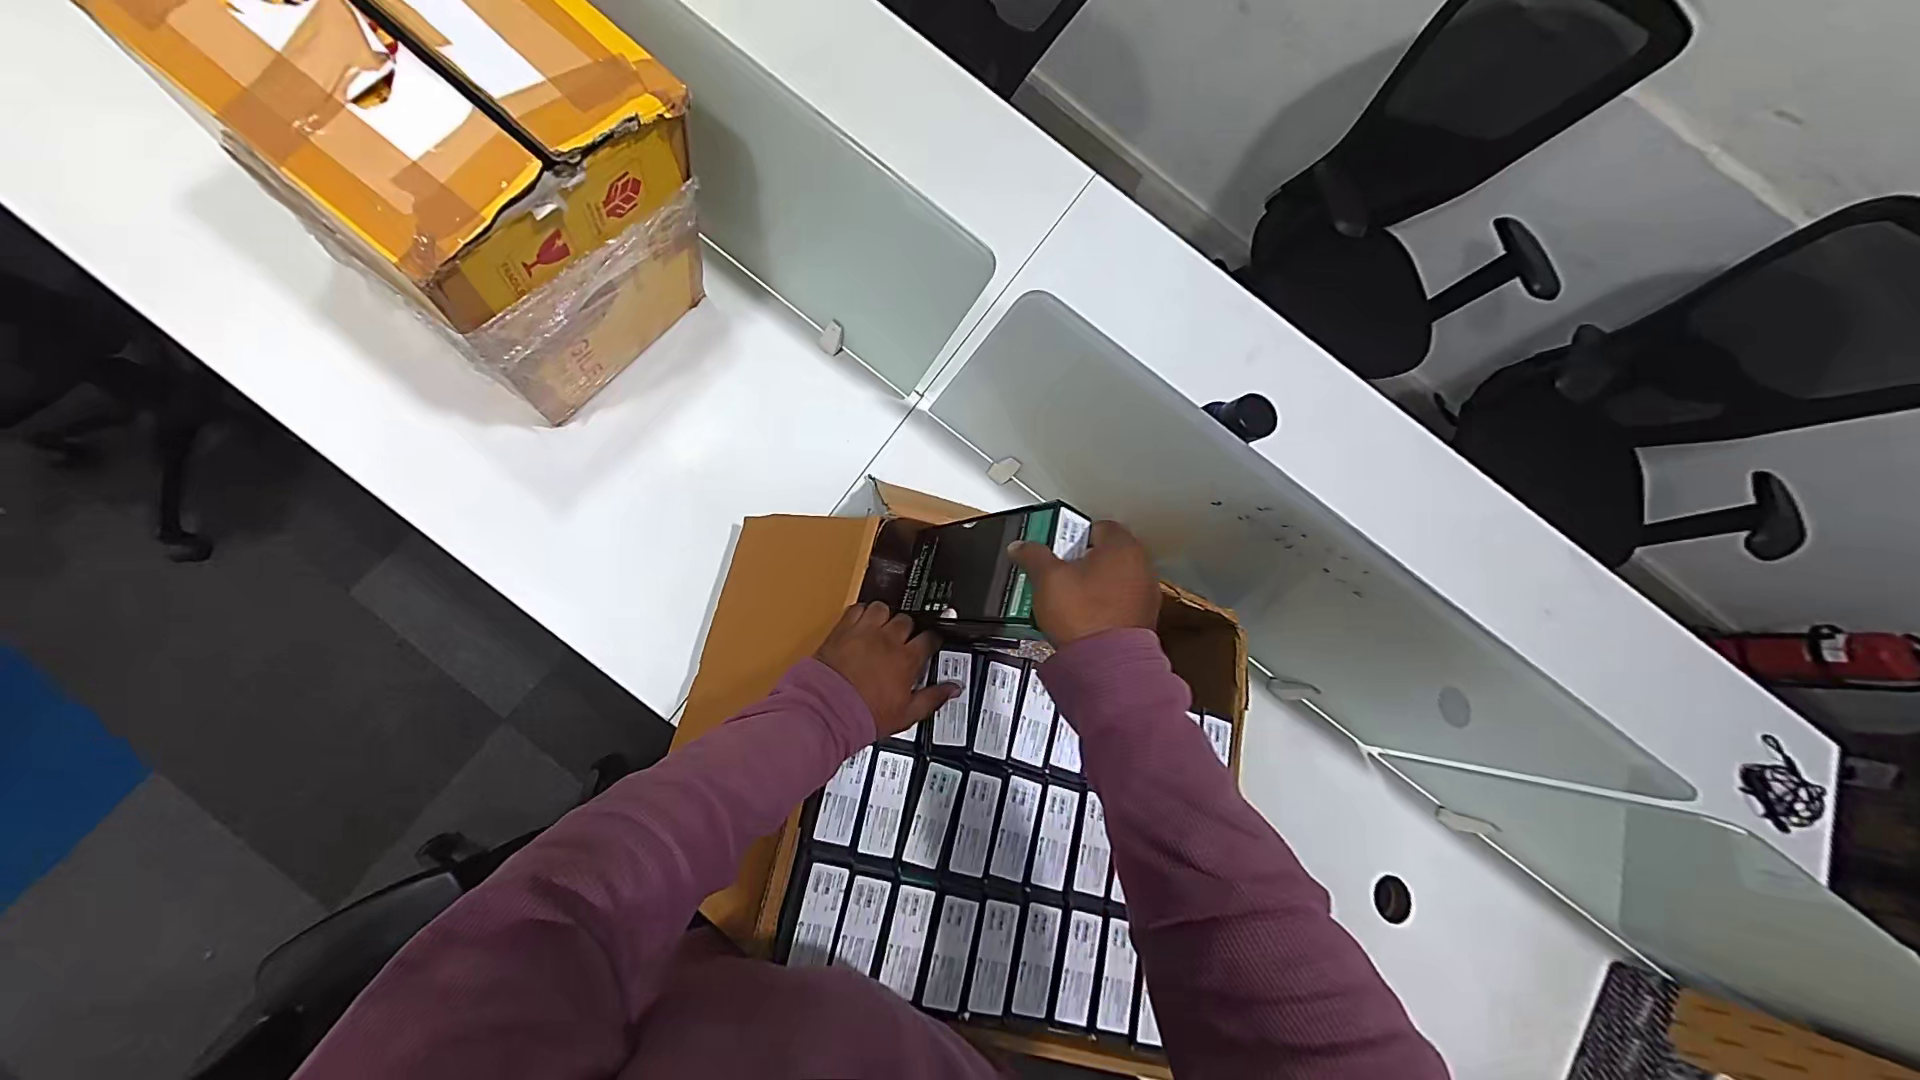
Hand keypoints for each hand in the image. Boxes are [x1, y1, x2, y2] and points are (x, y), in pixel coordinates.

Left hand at [816, 602, 960, 739]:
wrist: (827, 710)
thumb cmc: (863, 713)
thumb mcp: (907, 714)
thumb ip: (933, 697)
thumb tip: (952, 689)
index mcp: (907, 659)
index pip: (930, 638)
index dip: (932, 639)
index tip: (930, 642)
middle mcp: (889, 640)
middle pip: (908, 620)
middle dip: (908, 628)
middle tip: (902, 640)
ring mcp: (866, 631)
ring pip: (884, 608)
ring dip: (885, 616)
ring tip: (881, 628)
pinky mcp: (844, 628)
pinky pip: (858, 608)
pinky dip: (862, 612)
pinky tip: (862, 623)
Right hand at [1009, 521, 1159, 647]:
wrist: (1106, 664)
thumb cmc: (1084, 617)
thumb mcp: (1047, 579)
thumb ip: (1033, 555)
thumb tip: (1021, 547)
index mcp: (1121, 547)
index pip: (1097, 526)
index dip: (1073, 535)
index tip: (1056, 546)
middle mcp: (1140, 566)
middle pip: (1106, 552)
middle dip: (1081, 560)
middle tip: (1058, 571)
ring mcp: (1145, 593)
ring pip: (1114, 578)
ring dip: (1093, 583)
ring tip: (1066, 596)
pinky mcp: (1142, 618)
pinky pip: (1119, 602)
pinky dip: (1103, 604)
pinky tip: (1082, 616)